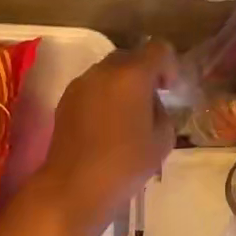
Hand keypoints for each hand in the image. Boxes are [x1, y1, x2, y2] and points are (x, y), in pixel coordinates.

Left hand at [31, 40, 176, 229]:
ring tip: (128, 116)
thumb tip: (151, 105)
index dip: (170, 65)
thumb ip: (163, 112)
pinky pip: (92, 87)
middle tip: (152, 101)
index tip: (170, 89)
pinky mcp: (65, 100)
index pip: (158, 49)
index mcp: (132, 75)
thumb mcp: (162, 140)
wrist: (74, 186)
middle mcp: (103, 70)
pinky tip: (107, 125)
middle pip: (130, 56)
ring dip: (122, 84)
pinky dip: (104, 96)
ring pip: (108, 71)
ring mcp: (80, 84)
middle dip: (145, 73)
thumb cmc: (125, 164)